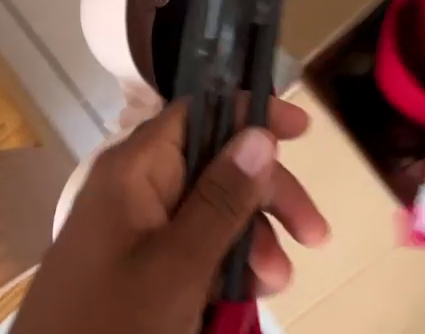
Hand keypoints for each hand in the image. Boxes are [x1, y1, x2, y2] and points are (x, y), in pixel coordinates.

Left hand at [13, 99, 330, 333]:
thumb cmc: (111, 325)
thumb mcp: (177, 267)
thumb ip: (221, 200)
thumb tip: (260, 132)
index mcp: (135, 169)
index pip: (199, 112)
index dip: (249, 113)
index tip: (301, 131)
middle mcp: (137, 187)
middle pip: (215, 165)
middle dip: (266, 195)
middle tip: (313, 233)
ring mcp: (137, 230)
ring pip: (212, 212)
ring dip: (253, 240)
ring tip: (274, 284)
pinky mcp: (140, 268)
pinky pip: (195, 249)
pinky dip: (227, 266)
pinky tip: (250, 295)